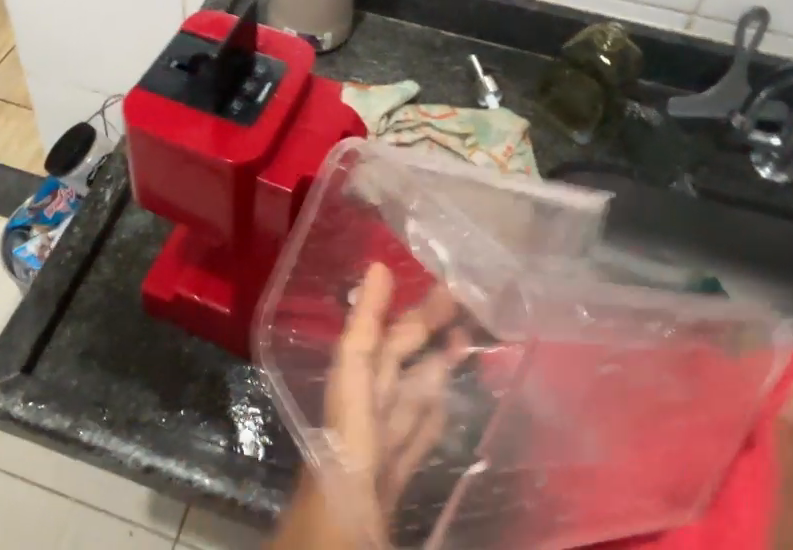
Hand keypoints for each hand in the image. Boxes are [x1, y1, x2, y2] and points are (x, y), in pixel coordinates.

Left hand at [273, 263, 469, 549]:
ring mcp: (361, 475)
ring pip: (393, 406)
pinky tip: (444, 395)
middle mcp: (349, 453)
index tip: (380, 270)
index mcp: (343, 461)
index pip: (353, 372)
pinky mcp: (373, 499)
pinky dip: (423, 414)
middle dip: (413, 331)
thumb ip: (405, 472)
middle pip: (380, 378)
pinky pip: (400, 445)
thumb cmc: (327, 543)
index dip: (366, 318)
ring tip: (465, 333)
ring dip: (425, 366)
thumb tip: (459, 443)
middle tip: (458, 294)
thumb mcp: (362, 531)